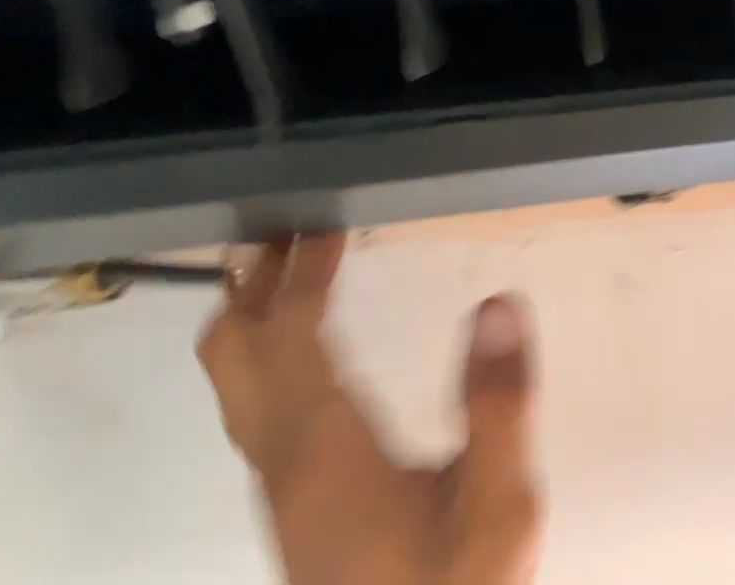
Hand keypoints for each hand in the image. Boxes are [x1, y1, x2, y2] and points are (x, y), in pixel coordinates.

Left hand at [197, 235, 540, 584]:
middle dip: (253, 286)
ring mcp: (284, 489)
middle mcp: (286, 463)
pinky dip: (270, 355)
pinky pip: (258, 409)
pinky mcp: (297, 507)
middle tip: (290, 232)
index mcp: (326, 451)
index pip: (289, 339)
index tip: (324, 227)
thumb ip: (499, 402)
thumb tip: (497, 302)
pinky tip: (311, 352)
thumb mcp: (500, 504)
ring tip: (292, 273)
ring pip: (237, 386)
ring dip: (255, 319)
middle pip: (234, 357)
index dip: (299, 277)